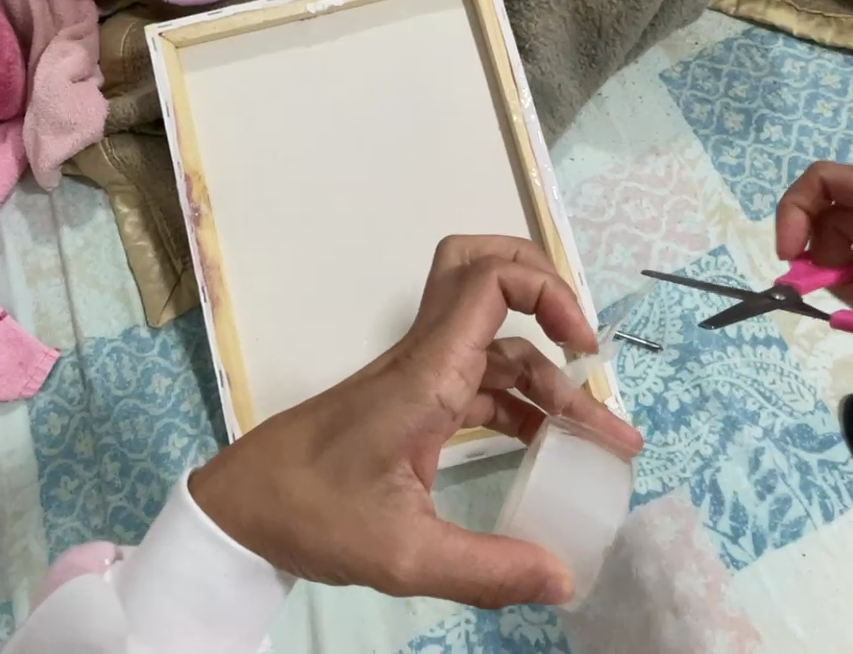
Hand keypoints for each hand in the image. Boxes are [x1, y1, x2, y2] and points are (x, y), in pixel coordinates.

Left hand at [188, 235, 642, 608]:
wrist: (248, 504)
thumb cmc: (313, 512)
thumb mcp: (402, 554)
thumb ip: (487, 570)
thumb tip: (565, 579)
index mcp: (427, 371)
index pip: (486, 280)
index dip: (545, 289)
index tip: (584, 348)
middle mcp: (428, 358)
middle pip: (483, 273)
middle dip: (543, 288)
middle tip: (586, 346)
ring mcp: (422, 377)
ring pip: (496, 342)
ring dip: (550, 376)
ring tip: (604, 439)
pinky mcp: (418, 402)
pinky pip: (483, 384)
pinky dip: (524, 405)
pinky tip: (551, 449)